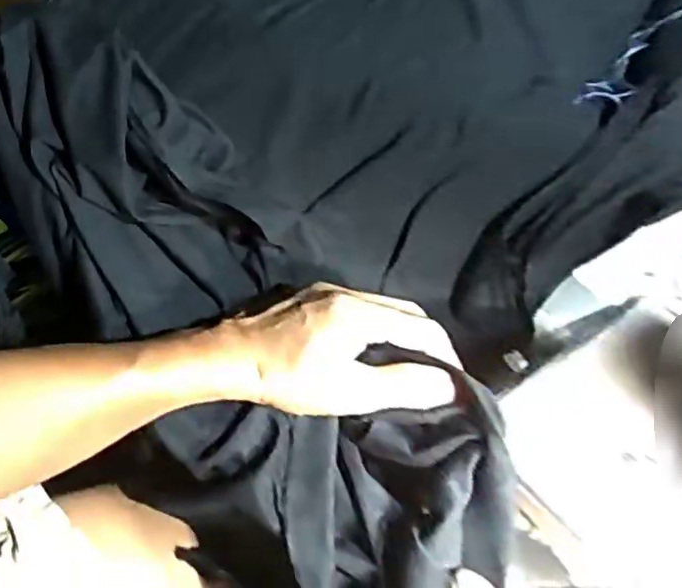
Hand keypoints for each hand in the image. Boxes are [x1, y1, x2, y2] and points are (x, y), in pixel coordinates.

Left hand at [215, 284, 462, 415]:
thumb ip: (406, 385)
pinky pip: (348, 304)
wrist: (226, 356)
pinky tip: (364, 346)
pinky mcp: (295, 297)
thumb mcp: (354, 390)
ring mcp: (312, 290)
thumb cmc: (287, 375)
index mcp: (353, 310)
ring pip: (374, 304)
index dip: (448, 356)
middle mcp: (334, 291)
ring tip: (402, 362)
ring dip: (395, 329)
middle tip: (432, 372)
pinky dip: (369, 322)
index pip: (422, 327)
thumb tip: (447, 381)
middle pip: (401, 309)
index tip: (456, 383)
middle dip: (425, 339)